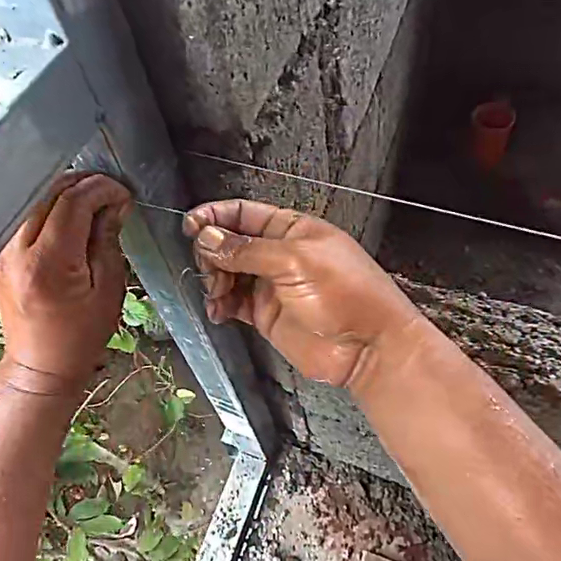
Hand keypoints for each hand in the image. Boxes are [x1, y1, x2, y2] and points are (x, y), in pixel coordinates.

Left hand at [0, 173, 131, 393]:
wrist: (42, 364)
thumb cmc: (80, 336)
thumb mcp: (108, 290)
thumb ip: (107, 241)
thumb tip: (113, 206)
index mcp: (48, 264)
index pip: (72, 202)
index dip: (102, 189)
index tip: (123, 194)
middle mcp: (17, 252)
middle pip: (48, 192)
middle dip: (83, 185)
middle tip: (110, 195)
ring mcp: (2, 252)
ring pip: (33, 198)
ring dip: (64, 192)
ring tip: (91, 203)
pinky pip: (23, 215)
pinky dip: (47, 206)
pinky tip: (68, 216)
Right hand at [184, 200, 423, 387]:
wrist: (368, 347)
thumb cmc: (349, 296)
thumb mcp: (295, 262)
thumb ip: (248, 249)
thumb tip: (209, 238)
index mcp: (293, 230)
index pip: (245, 213)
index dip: (216, 216)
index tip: (192, 225)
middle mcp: (281, 254)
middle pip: (231, 244)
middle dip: (212, 252)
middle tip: (209, 266)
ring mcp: (273, 285)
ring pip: (228, 274)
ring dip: (214, 280)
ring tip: (216, 292)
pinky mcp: (267, 314)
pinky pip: (233, 302)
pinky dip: (220, 305)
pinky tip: (217, 310)